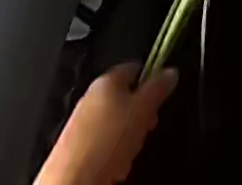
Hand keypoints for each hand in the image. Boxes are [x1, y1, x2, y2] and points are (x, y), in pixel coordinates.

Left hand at [34, 64, 177, 184]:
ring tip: (130, 151)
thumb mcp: (142, 110)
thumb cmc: (106, 143)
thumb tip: (171, 72)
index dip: (152, 79)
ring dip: (128, 136)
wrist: (70, 183)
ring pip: (116, 122)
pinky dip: (112, 152)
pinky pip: (103, 143)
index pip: (136, 68)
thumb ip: (159, 88)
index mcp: (107, 79)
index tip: (161, 95)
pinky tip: (115, 165)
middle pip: (126, 97)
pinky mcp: (74, 148)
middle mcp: (91, 96)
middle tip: (147, 127)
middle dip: (141, 114)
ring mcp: (81, 123)